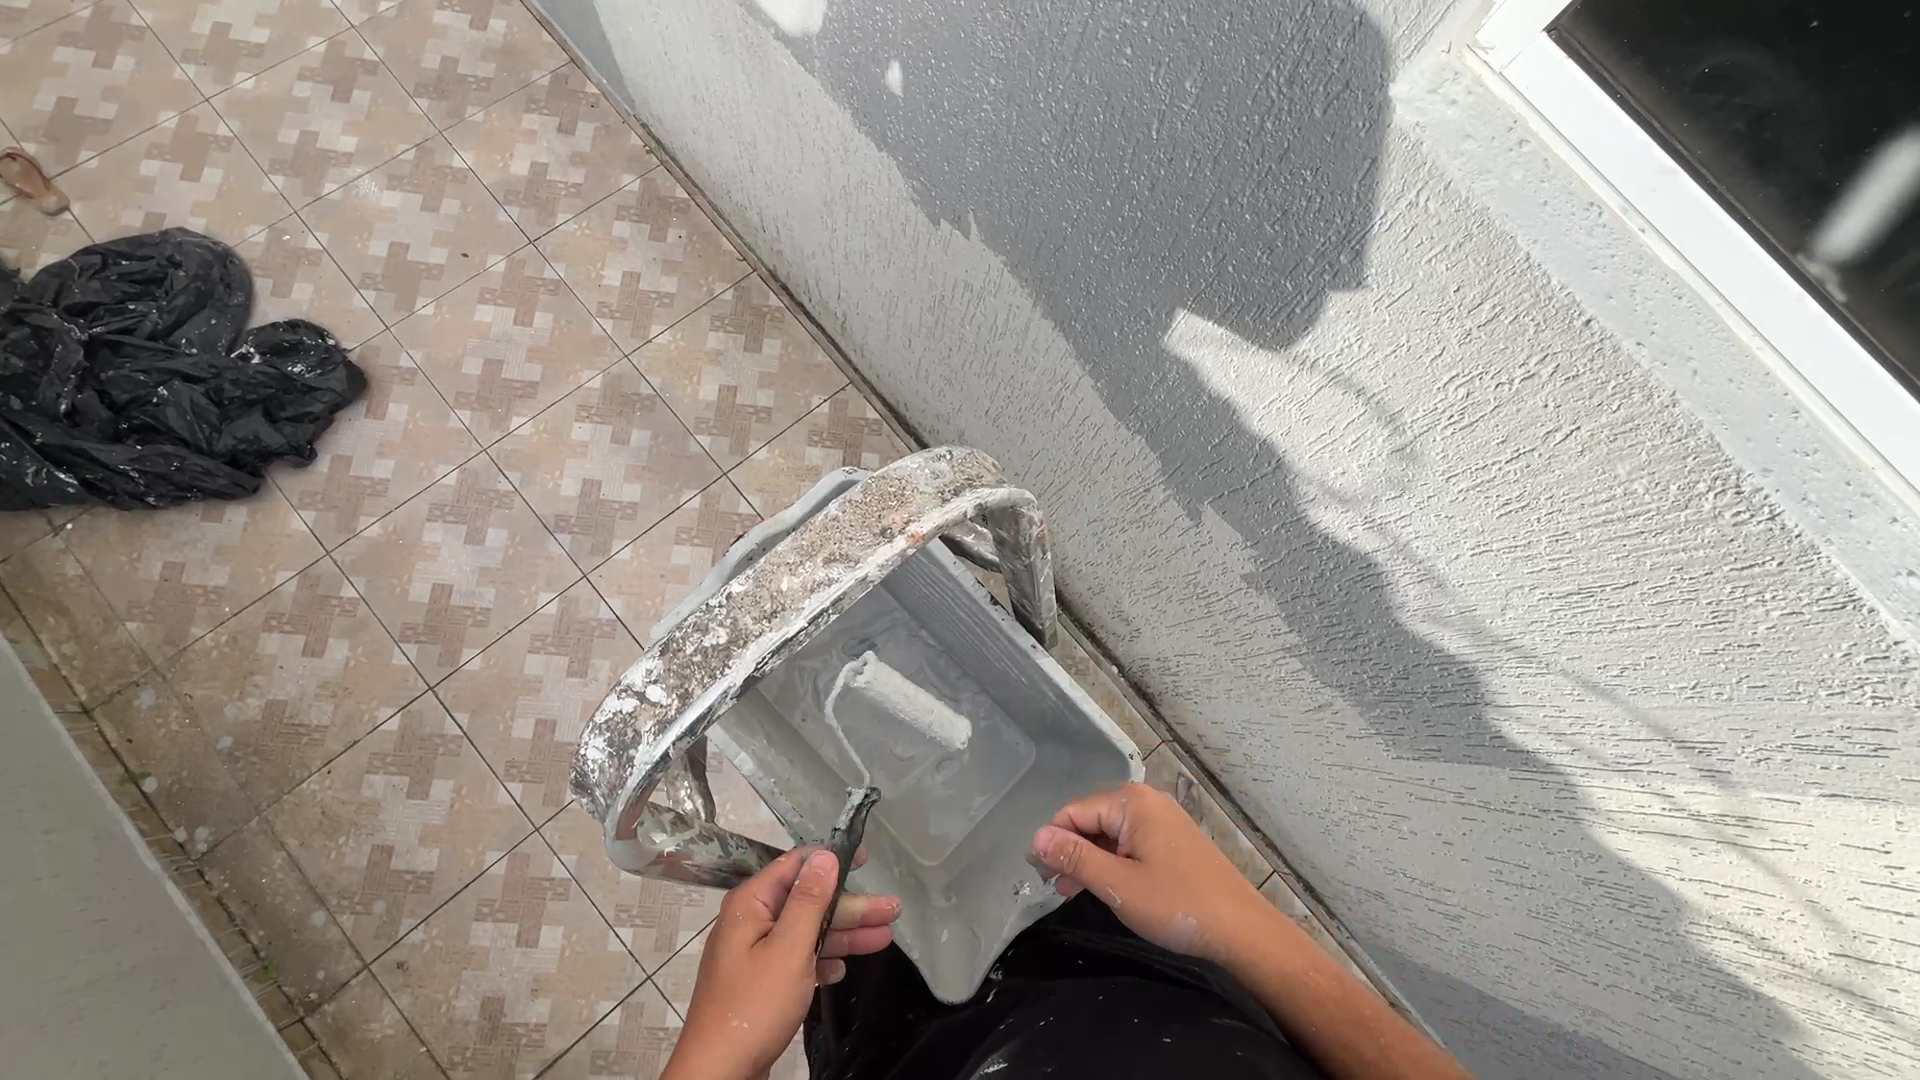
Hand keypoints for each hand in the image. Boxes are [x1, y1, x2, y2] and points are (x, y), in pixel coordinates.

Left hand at [663, 848, 899, 1079]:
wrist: (718, 1076)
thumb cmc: (754, 1006)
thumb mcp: (788, 949)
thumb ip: (809, 900)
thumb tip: (824, 854)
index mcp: (751, 904)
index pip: (796, 866)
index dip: (831, 860)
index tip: (866, 859)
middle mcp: (752, 921)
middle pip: (808, 902)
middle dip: (851, 907)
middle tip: (891, 910)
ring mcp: (755, 953)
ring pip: (808, 932)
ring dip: (845, 934)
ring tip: (885, 937)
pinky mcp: (761, 983)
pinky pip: (798, 960)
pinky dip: (822, 961)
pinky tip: (843, 969)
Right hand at [1030, 782, 1268, 965]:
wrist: (1243, 930)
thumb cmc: (1177, 905)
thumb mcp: (1118, 885)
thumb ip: (1075, 858)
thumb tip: (1035, 837)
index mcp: (1132, 803)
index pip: (1073, 812)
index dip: (1052, 843)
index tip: (1041, 876)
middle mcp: (1146, 802)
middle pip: (1091, 820)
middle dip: (1071, 852)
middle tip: (1057, 889)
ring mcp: (1162, 820)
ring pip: (1110, 834)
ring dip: (1090, 861)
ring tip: (1075, 893)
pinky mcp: (1172, 841)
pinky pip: (1130, 843)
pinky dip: (1113, 863)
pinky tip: (1108, 887)